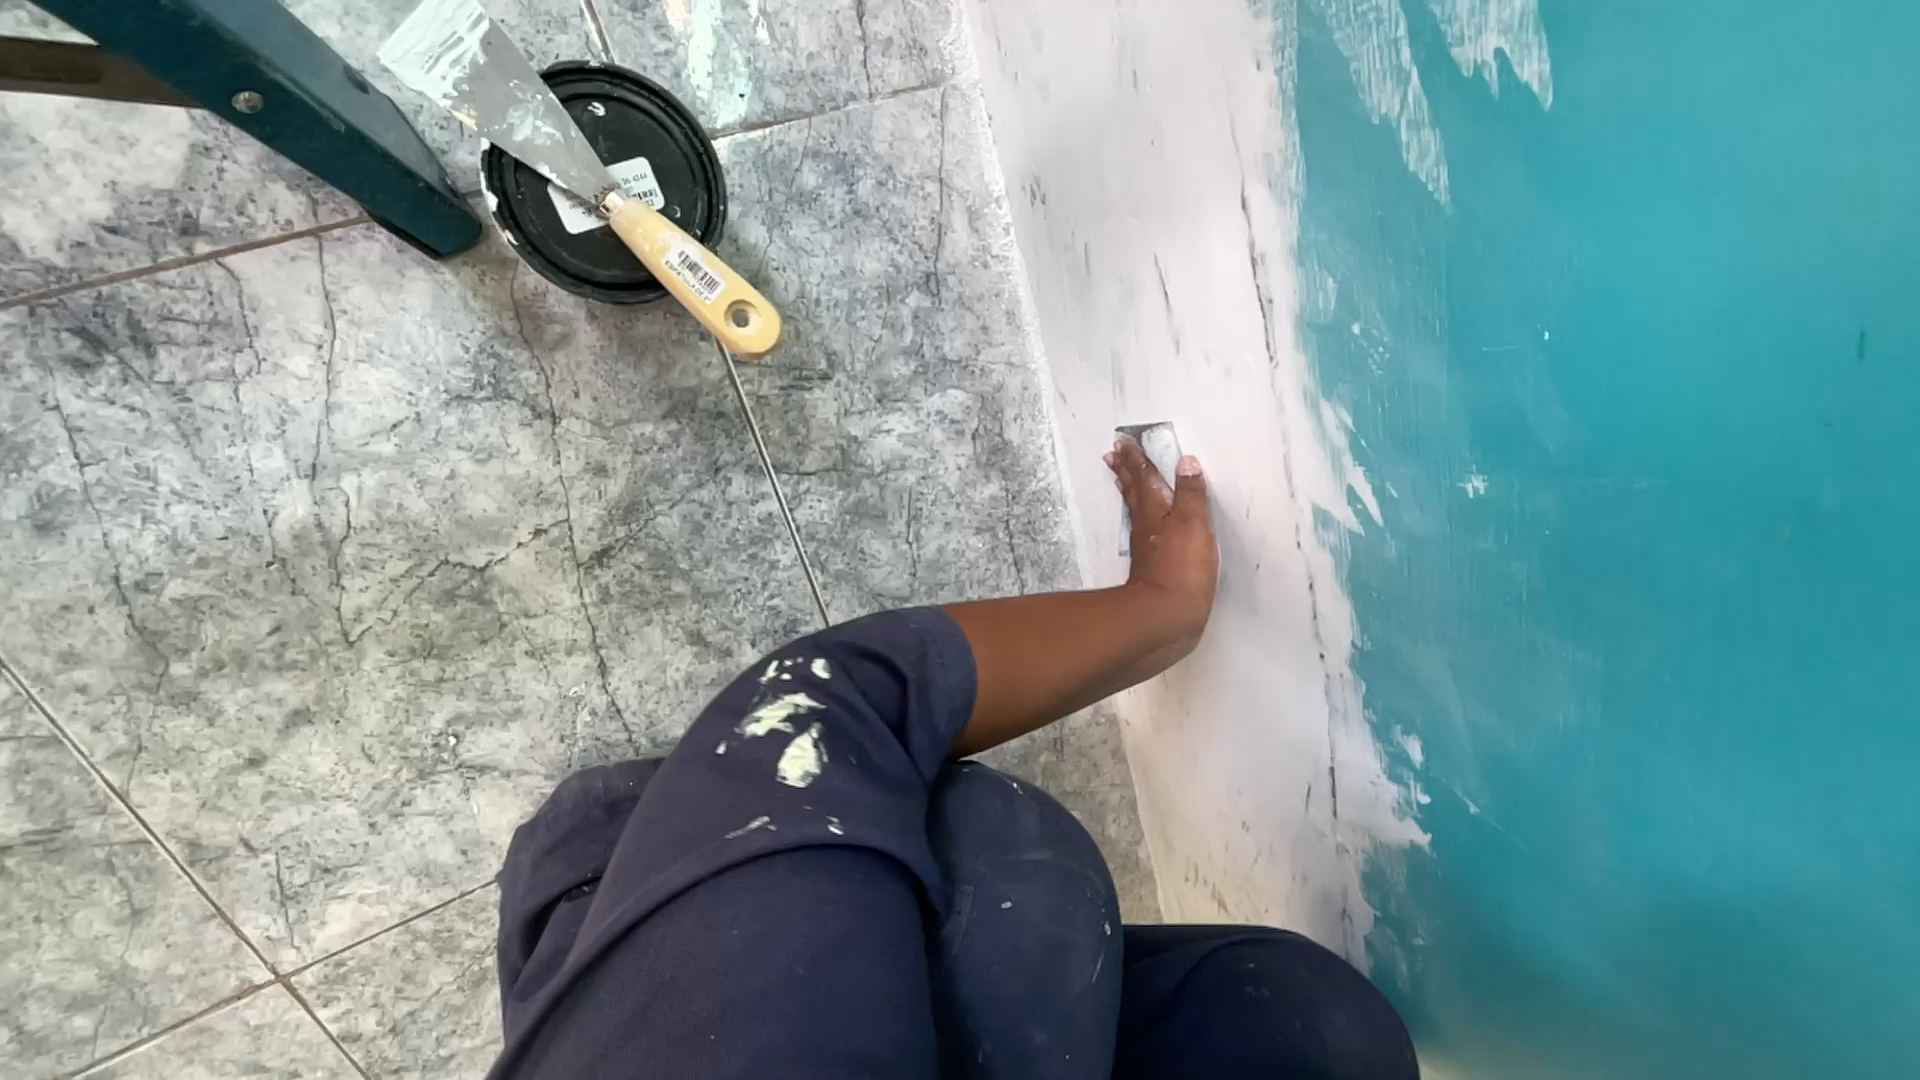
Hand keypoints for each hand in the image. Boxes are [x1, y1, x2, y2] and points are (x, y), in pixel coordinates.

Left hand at [1106, 438, 1217, 643]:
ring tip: (1120, 477)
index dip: (1137, 460)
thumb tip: (1186, 461)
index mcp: (1158, 510)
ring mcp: (1147, 546)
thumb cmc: (1182, 567)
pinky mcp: (1151, 566)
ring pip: (1136, 509)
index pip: (1146, 478)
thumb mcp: (1194, 525)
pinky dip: (1141, 516)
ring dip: (1128, 490)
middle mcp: (1147, 525)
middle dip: (1125, 472)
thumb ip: (1191, 494)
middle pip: (1134, 492)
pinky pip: (1143, 529)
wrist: (1166, 616)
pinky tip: (1144, 521)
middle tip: (1112, 455)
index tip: (1122, 444)